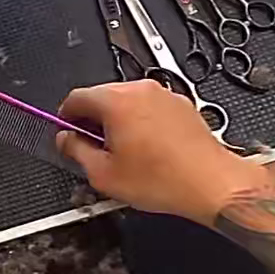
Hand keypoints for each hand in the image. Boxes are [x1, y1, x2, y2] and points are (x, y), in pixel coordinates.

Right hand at [56, 81, 274, 223]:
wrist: (210, 183)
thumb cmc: (164, 179)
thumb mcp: (104, 174)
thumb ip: (76, 151)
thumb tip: (66, 140)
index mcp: (116, 101)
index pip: (76, 97)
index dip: (65, 116)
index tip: (65, 130)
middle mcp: (141, 90)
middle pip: (102, 96)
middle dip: (92, 119)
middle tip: (90, 147)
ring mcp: (164, 95)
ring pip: (127, 101)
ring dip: (117, 120)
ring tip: (122, 153)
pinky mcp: (180, 105)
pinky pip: (150, 107)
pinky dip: (141, 122)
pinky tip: (145, 150)